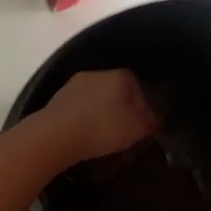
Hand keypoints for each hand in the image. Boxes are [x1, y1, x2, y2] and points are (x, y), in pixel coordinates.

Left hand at [37, 69, 158, 164]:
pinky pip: (77, 109)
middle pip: (114, 91)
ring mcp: (73, 85)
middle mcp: (96, 74)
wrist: (56, 135)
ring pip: (94, 99)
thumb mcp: (137, 129)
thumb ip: (151, 121)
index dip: (141, 105)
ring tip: (100, 137)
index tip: (139, 125)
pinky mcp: (56, 99)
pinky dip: (82, 119)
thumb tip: (155, 117)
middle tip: (122, 132)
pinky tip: (82, 136)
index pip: (137, 86)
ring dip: (98, 114)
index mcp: (119, 76)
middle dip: (119, 109)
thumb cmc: (103, 128)